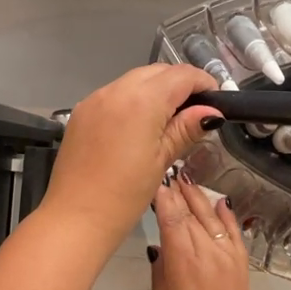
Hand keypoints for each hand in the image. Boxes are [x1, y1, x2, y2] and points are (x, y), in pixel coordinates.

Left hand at [40, 64, 222, 245]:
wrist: (75, 217)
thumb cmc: (125, 195)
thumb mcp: (162, 161)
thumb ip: (185, 129)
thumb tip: (211, 113)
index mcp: (141, 101)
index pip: (181, 76)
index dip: (202, 83)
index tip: (215, 99)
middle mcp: (115, 90)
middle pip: (156, 72)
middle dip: (179, 83)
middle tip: (195, 110)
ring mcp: (94, 99)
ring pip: (133, 80)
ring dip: (155, 90)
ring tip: (169, 119)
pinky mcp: (81, 113)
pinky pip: (114, 95)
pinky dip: (132, 100)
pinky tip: (139, 125)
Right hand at [150, 176, 263, 289]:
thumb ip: (160, 269)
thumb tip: (161, 247)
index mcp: (182, 260)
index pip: (171, 218)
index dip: (162, 197)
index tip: (154, 181)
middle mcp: (207, 250)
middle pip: (190, 213)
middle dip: (178, 192)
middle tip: (168, 173)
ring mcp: (226, 254)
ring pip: (211, 217)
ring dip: (198, 197)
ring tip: (187, 180)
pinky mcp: (240, 262)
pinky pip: (233, 230)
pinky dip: (226, 214)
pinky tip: (219, 200)